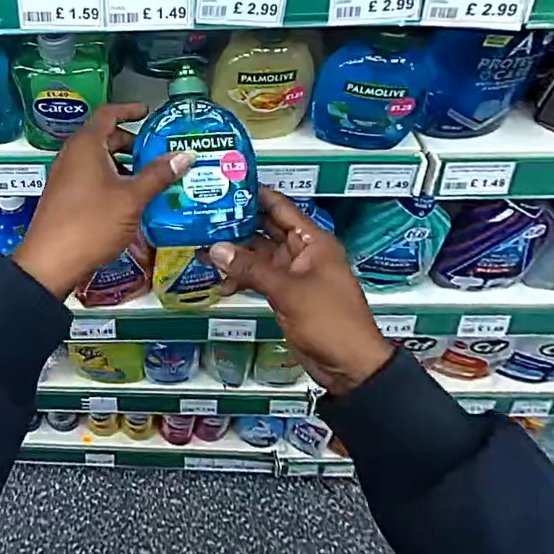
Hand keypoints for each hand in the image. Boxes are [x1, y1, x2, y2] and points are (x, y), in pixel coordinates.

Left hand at [13, 102, 190, 298]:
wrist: (50, 263)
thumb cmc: (90, 224)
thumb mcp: (131, 198)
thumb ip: (158, 175)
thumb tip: (184, 155)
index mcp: (87, 145)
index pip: (109, 113)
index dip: (130, 110)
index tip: (149, 113)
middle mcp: (73, 155)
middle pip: (106, 137)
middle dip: (133, 143)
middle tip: (158, 152)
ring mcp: (66, 176)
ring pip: (100, 160)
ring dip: (124, 164)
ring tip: (150, 178)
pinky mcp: (65, 196)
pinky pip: (92, 177)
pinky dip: (112, 179)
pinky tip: (131, 199)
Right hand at [207, 189, 391, 394]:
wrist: (350, 367)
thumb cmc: (329, 320)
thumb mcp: (288, 291)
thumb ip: (250, 268)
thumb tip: (215, 249)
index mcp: (312, 241)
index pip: (280, 207)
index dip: (255, 195)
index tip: (226, 185)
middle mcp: (302, 252)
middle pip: (266, 229)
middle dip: (237, 225)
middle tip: (204, 217)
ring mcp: (293, 274)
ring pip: (259, 255)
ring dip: (235, 255)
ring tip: (202, 249)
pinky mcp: (285, 295)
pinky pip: (259, 278)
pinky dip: (242, 278)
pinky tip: (221, 283)